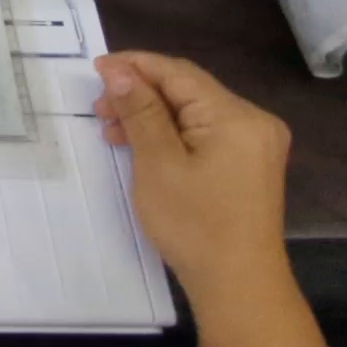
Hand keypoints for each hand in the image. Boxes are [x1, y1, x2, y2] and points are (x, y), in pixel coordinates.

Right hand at [93, 51, 292, 304]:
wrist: (236, 281)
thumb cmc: (193, 221)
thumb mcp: (157, 161)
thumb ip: (139, 110)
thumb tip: (117, 69)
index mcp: (236, 117)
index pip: (178, 73)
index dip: (134, 65)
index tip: (94, 68)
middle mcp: (252, 121)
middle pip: (185, 88)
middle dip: (138, 91)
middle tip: (98, 108)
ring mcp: (252, 142)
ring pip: (189, 108)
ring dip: (148, 112)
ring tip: (112, 130)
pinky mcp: (244, 160)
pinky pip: (200, 129)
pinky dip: (166, 129)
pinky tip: (139, 143)